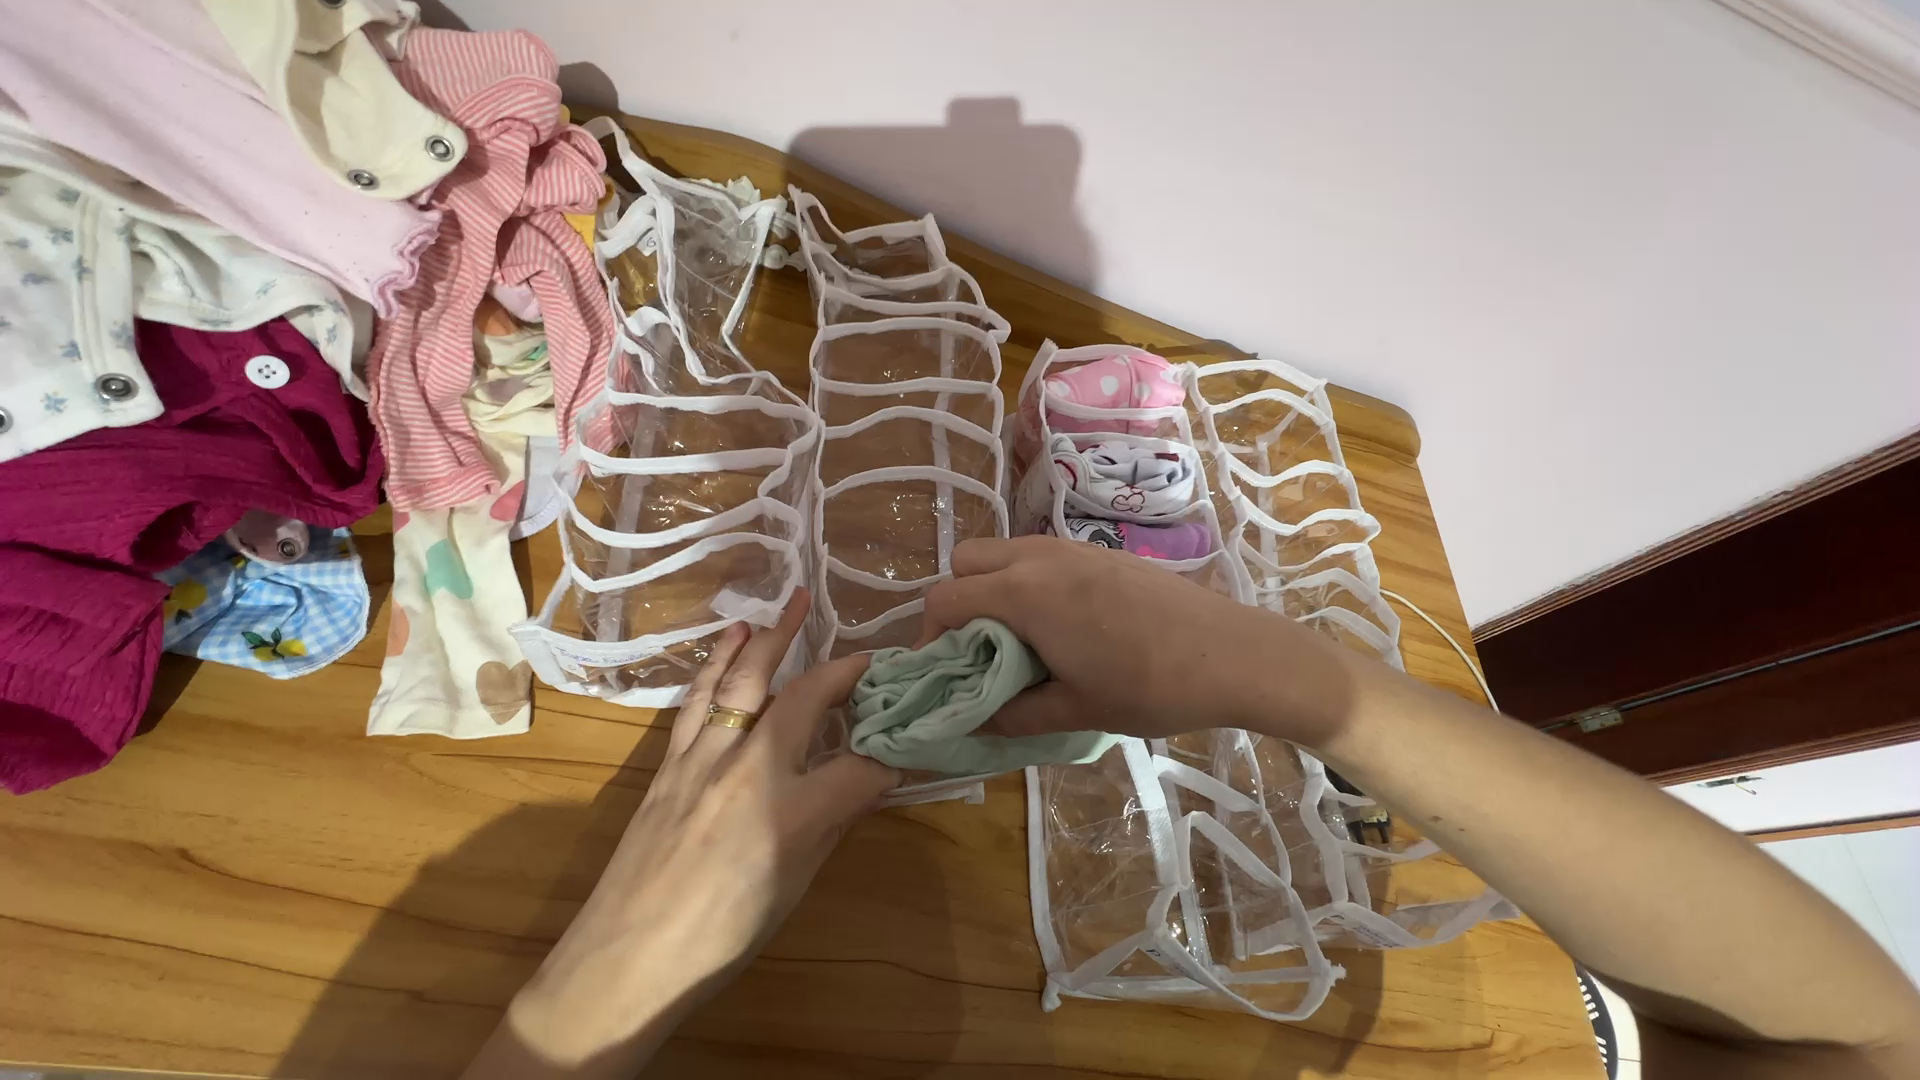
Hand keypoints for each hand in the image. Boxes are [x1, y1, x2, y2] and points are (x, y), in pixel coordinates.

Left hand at [464, 591, 899, 1078]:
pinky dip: (719, 663)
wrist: (625, 960)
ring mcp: (705, 758)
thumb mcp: (795, 884)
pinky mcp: (671, 761)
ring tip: (793, 604)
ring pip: (743, 680)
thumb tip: (866, 781)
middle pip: (807, 699)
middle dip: (843, 670)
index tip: (912, 742)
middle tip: (868, 653)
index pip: (863, 767)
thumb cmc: (722, 937)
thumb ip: (833, 822)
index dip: (893, 755)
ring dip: (771, 638)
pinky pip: (701, 699)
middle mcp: (751, 770)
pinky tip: (731, 642)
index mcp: (793, 813)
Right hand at [922, 537, 1357, 748]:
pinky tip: (1060, 623)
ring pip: (1005, 551)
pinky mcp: (1101, 552)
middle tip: (976, 648)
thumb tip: (974, 719)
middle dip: (957, 599)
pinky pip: (1040, 554)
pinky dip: (1027, 580)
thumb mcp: (1075, 710)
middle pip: (967, 559)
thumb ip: (1013, 713)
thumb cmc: (1150, 686)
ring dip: (993, 586)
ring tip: (1017, 637)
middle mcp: (1039, 557)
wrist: (1233, 654)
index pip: (945, 598)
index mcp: (1024, 594)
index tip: (944, 672)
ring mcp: (1073, 547)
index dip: (930, 636)